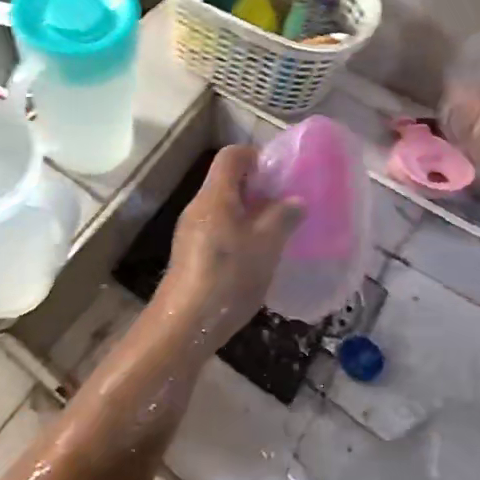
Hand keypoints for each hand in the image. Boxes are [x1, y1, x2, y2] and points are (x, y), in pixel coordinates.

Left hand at [156, 145, 302, 344]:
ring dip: (250, 213)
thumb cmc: (228, 277)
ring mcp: (190, 230)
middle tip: (287, 205)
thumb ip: (283, 217)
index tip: (280, 174)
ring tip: (277, 232)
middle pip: (227, 181)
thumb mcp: (266, 245)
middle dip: (258, 188)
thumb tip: (295, 201)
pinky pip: (218, 229)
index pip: (231, 155)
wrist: (184, 325)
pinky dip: (239, 232)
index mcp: (214, 195)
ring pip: (224, 207)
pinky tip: (256, 257)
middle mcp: (198, 206)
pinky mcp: (190, 254)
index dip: (256, 156)